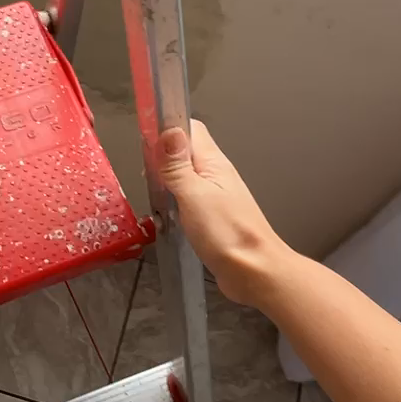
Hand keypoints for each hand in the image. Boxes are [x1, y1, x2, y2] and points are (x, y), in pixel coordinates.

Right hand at [156, 120, 295, 306]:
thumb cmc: (228, 234)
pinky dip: (173, 201)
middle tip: (147, 174)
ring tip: (154, 194)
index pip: (189, 128)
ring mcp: (214, 195)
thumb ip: (177, 165)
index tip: (145, 143)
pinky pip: (187, 197)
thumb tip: (167, 130)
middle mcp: (215, 174)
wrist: (255, 273)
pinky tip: (165, 213)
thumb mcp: (194, 195)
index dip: (166, 129)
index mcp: (213, 162)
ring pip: (185, 175)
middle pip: (184, 151)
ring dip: (167, 180)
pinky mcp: (211, 216)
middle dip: (161, 157)